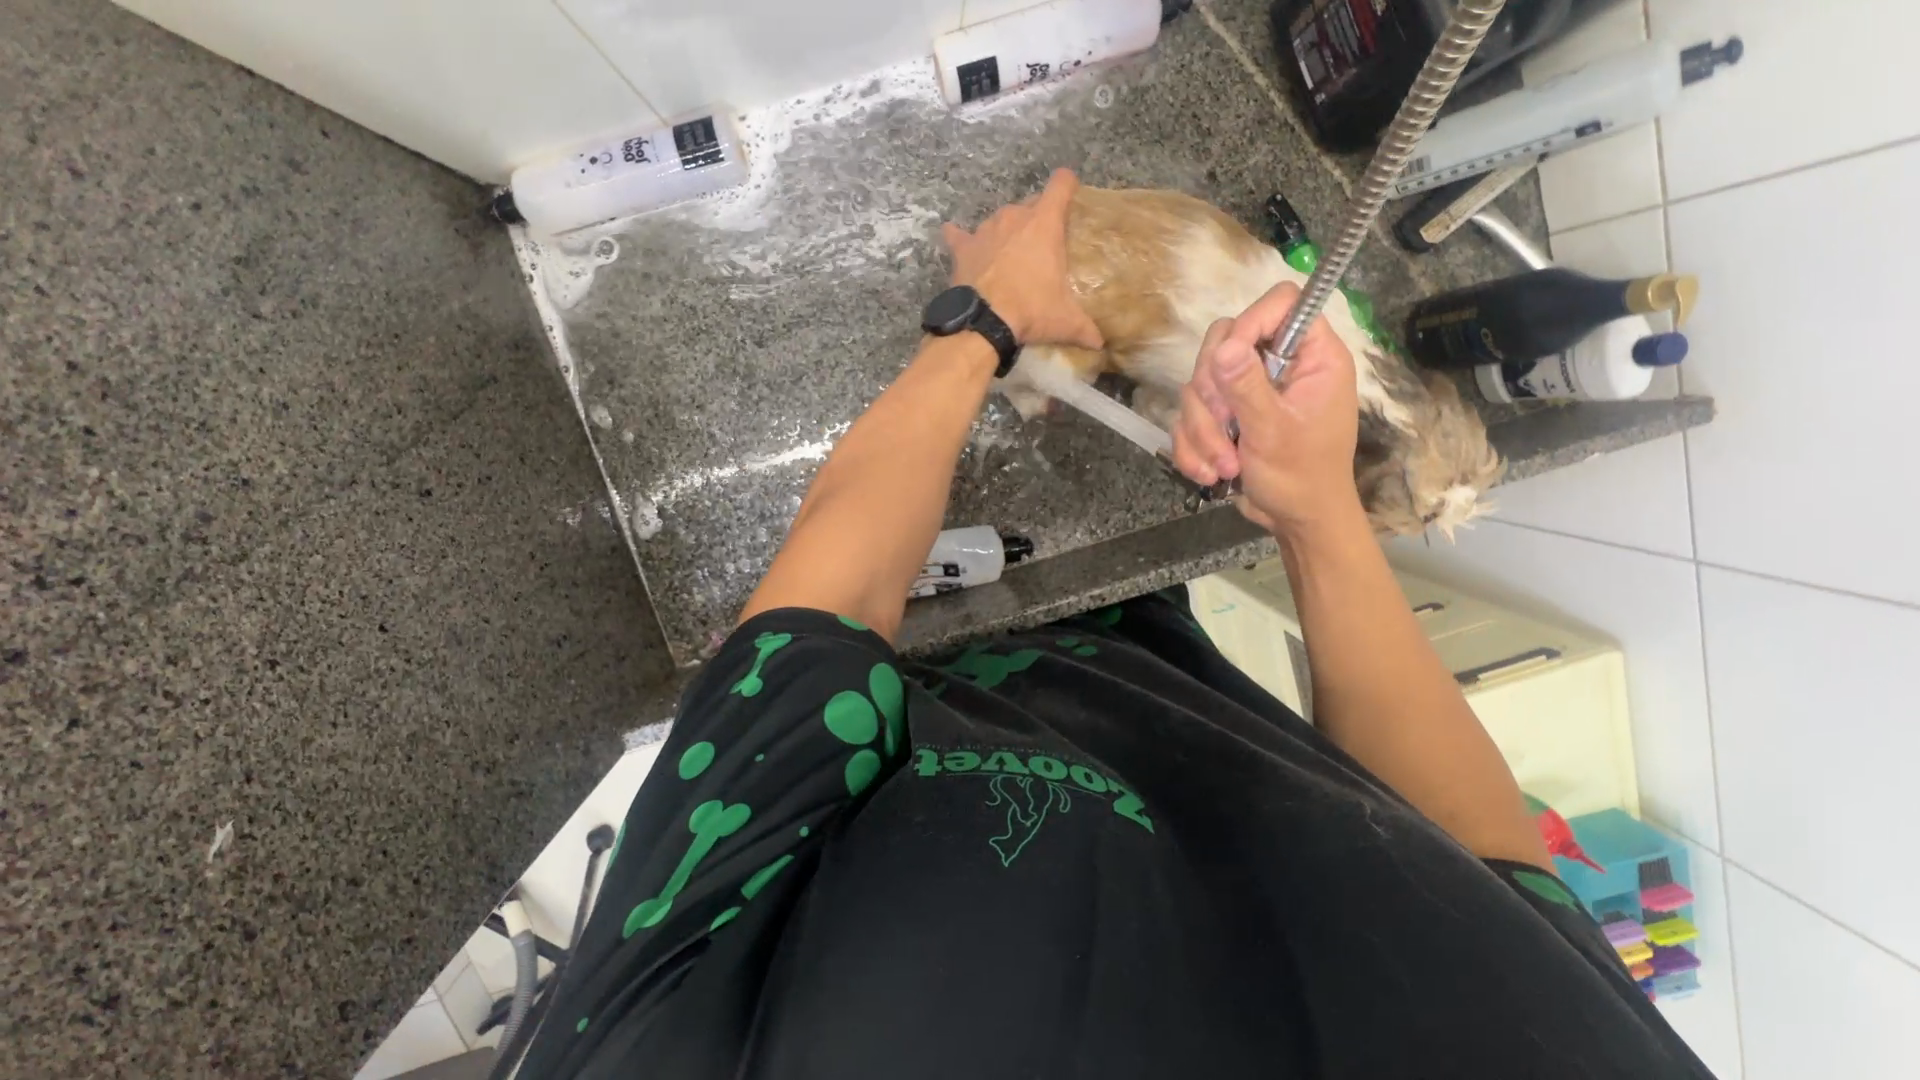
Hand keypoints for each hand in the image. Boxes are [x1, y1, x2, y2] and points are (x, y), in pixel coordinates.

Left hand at [940, 169, 1103, 350]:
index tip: (1071, 194)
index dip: (1067, 185)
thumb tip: (1099, 343)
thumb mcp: (1064, 321)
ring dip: (1006, 232)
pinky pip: (959, 236)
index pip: (1061, 185)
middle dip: (1037, 218)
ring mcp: (985, 229)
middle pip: (1030, 204)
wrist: (983, 322)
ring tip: (1009, 255)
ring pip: (1000, 219)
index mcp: (1044, 224)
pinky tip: (960, 242)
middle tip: (1041, 245)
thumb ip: (1085, 328)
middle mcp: (1014, 217)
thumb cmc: (1031, 311)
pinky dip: (960, 238)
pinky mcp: (963, 247)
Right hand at [1172, 283, 1362, 538]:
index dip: (1250, 324)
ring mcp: (1249, 389)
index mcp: (1311, 357)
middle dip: (1213, 393)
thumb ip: (1248, 387)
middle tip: (1225, 425)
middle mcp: (1279, 365)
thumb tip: (1223, 347)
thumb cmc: (1302, 478)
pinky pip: (1190, 415)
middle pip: (1224, 341)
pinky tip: (1210, 473)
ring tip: (1223, 466)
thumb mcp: (1275, 432)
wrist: (1295, 522)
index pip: (1281, 304)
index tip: (1228, 359)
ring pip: (1200, 384)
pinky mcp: (1226, 415)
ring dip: (1202, 430)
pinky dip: (1193, 446)